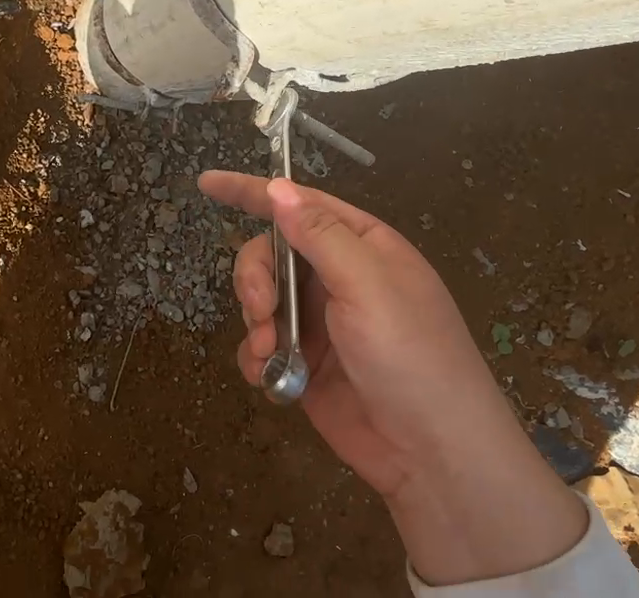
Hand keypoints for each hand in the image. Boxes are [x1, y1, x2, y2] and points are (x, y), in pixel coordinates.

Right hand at [199, 173, 586, 585]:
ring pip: (261, 297)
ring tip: (270, 351)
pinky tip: (268, 375)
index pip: (299, 204)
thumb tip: (278, 187)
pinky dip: (256, 355)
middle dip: (255, 277)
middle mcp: (338, 276)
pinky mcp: (305, 361)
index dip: (251, 192)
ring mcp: (320, 321)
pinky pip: (261, 342)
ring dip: (256, 320)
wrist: (431, 455)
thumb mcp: (367, 286)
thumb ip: (319, 236)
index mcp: (362, 246)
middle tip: (261, 309)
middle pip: (270, 253)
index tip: (206, 183)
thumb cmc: (411, 356)